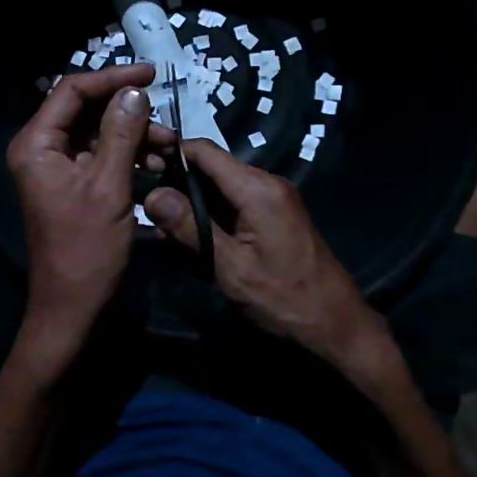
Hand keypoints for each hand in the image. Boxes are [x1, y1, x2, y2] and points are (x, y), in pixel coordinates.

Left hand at [7, 63, 172, 374]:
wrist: (71, 305)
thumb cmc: (86, 248)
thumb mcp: (109, 186)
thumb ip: (121, 134)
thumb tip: (135, 91)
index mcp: (37, 143)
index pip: (72, 90)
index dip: (112, 77)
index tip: (152, 74)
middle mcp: (40, 148)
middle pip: (85, 109)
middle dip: (128, 111)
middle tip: (167, 123)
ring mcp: (54, 166)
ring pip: (96, 132)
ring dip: (132, 135)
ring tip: (169, 148)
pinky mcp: (71, 183)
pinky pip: (99, 155)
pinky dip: (126, 155)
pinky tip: (157, 163)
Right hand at [145, 140, 397, 376]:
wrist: (337, 325)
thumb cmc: (285, 298)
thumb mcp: (230, 267)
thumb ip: (190, 227)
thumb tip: (151, 194)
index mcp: (257, 189)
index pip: (204, 151)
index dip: (170, 153)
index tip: (139, 168)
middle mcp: (267, 183)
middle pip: (211, 166)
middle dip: (177, 182)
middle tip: (146, 206)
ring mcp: (273, 198)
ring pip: (219, 185)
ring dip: (191, 201)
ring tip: (162, 228)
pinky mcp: (274, 213)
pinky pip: (234, 201)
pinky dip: (210, 213)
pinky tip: (191, 237)